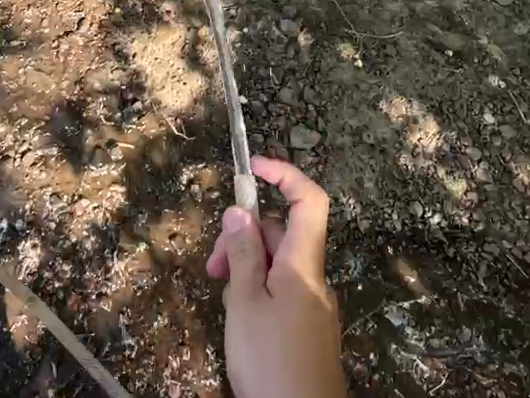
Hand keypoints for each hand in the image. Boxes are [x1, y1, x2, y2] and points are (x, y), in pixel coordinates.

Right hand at [206, 156, 346, 397]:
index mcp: (304, 264)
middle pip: (283, 235)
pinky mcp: (310, 331)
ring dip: (248, 268)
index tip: (252, 167)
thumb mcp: (245, 303)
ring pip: (279, 266)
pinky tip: (241, 320)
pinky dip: (259, 292)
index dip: (284, 174)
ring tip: (225, 298)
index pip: (309, 200)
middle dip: (246, 238)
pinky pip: (284, 293)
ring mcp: (315, 307)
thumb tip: (240, 211)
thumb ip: (243, 253)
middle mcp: (315, 279)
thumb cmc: (271, 361)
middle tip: (214, 267)